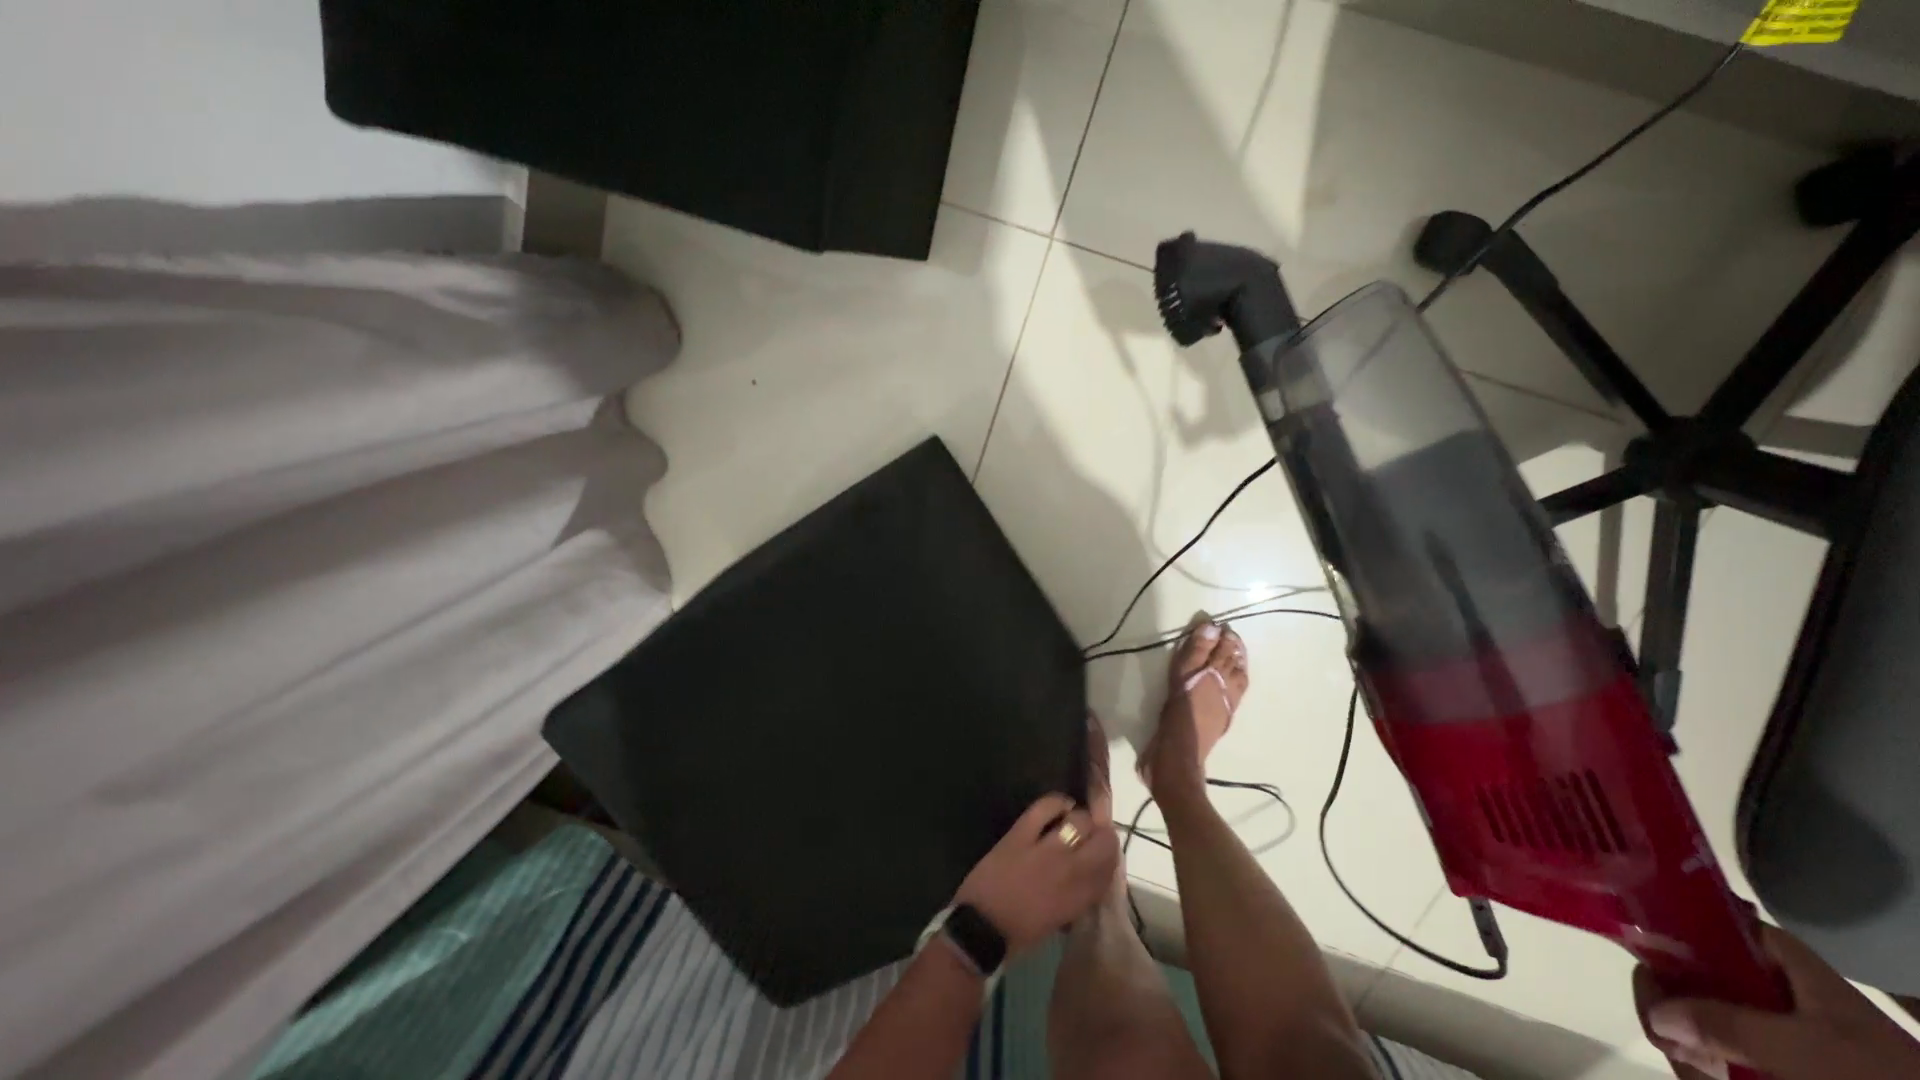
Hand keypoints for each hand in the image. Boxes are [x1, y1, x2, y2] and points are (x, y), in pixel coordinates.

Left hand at [954, 793, 1119, 955]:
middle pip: (1103, 841)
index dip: (1110, 856)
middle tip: (1092, 836)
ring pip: (1080, 821)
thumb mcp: (1060, 919)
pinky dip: (1056, 803)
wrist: (980, 928)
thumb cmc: (1021, 932)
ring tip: (1074, 823)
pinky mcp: (1020, 835)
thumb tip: (1087, 879)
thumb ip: (1078, 896)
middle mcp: (1071, 871)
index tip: (1103, 854)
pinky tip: (1059, 808)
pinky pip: (1045, 808)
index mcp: (1081, 897)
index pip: (1111, 867)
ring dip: (1081, 821)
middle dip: (1102, 836)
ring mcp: (1046, 850)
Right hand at [1142, 620, 1246, 801]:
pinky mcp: (1218, 721)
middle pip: (1233, 664)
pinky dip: (1230, 682)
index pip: (1224, 651)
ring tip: (1231, 654)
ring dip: (1235, 664)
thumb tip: (1212, 628)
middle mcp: (1225, 690)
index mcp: (1215, 677)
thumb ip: (1197, 652)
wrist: (1177, 758)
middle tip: (1227, 636)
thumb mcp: (1183, 678)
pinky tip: (1224, 683)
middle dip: (1232, 648)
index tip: (1221, 626)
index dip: (1224, 637)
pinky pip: (1230, 695)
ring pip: (1235, 680)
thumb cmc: (1177, 717)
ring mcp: (1223, 707)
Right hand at [1635, 925, 1919, 1079]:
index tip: (1650, 982)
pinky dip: (1701, 1063)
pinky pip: (1711, 1044)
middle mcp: (1759, 976)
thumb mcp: (1807, 1049)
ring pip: (1690, 1013)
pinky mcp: (1766, 1050)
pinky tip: (1708, 1076)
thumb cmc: (1876, 1075)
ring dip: (1684, 1044)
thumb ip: (1730, 1025)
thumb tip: (1657, 1013)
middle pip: (1682, 973)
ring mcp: (1762, 1015)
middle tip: (1678, 1047)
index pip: (1696, 924)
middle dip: (1670, 1010)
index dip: (1662, 943)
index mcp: (1773, 955)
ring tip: (1703, 1074)